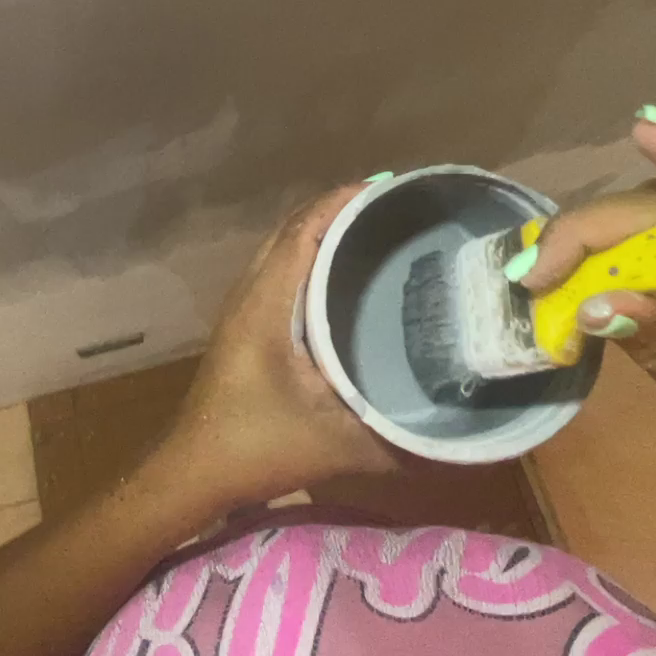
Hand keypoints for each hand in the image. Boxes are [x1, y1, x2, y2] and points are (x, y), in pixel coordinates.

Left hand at [158, 185, 399, 504]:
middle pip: (291, 228)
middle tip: (391, 205)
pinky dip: (307, 253)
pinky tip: (337, 273)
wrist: (194, 469)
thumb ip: (399, 443)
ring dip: (319, 228)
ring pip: (281, 246)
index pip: (304, 230)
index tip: (388, 187)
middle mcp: (250, 292)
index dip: (342, 202)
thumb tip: (461, 438)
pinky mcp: (242, 322)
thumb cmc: (257, 446)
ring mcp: (241, 305)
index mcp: (267, 303)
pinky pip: (277, 268)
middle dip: (336, 208)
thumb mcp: (337, 445)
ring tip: (370, 228)